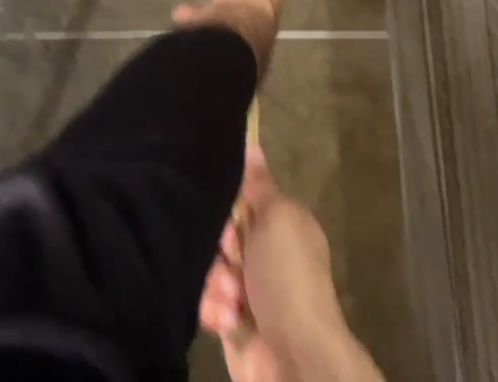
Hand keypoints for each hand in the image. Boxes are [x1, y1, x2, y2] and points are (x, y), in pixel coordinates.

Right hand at [199, 147, 380, 381]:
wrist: (293, 355)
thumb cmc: (288, 277)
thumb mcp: (277, 218)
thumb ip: (259, 185)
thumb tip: (251, 142)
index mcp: (283, 225)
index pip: (242, 201)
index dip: (229, 209)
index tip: (230, 222)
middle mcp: (266, 254)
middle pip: (220, 235)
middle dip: (218, 250)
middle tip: (230, 261)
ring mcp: (248, 289)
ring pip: (208, 269)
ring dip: (214, 284)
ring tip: (230, 299)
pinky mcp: (231, 320)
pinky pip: (205, 302)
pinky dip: (212, 310)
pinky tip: (225, 319)